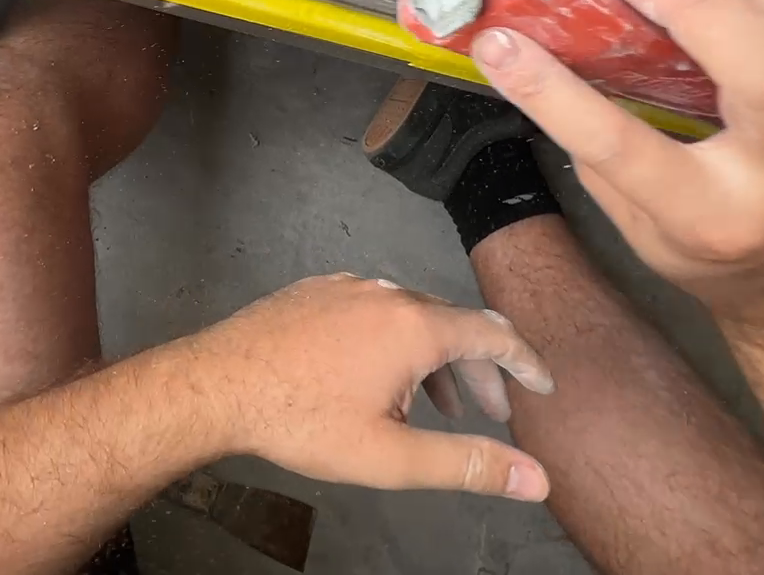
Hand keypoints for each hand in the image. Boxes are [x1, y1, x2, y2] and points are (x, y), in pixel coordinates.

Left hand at [176, 273, 554, 497]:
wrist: (219, 380)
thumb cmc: (305, 419)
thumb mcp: (391, 456)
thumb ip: (467, 463)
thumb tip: (537, 477)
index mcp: (411, 325)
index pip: (491, 331)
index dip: (525, 360)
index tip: (544, 387)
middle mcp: (382, 292)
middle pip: (449, 322)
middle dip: (477, 367)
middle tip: (488, 413)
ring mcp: (344, 285)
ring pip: (407, 315)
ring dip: (431, 358)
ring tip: (432, 408)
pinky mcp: (313, 289)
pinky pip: (370, 309)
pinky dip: (392, 340)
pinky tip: (376, 378)